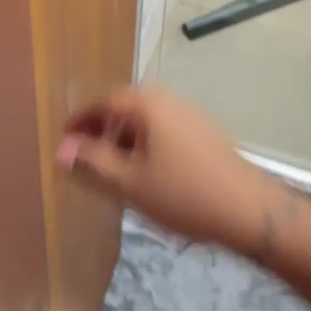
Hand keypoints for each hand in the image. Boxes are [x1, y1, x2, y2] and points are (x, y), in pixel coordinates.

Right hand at [55, 86, 280, 251]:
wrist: (250, 211)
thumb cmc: (184, 194)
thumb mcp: (129, 182)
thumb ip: (92, 163)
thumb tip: (60, 150)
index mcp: (147, 104)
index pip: (102, 102)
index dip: (79, 121)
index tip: (64, 140)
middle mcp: (168, 100)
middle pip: (123, 108)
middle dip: (101, 130)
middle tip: (84, 156)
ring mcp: (189, 115)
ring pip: (144, 120)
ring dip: (122, 139)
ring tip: (112, 169)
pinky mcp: (204, 133)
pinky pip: (162, 130)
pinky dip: (144, 144)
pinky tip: (145, 173)